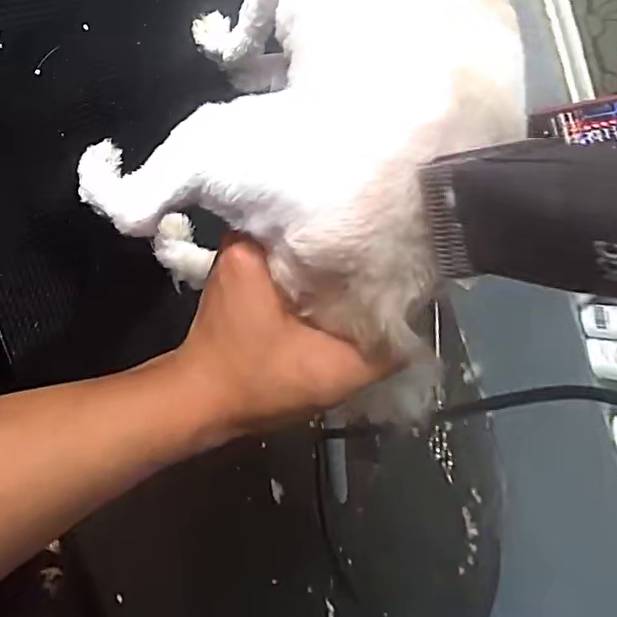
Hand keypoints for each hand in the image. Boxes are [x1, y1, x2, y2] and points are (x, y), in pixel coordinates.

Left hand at [169, 235, 396, 438]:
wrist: (202, 403)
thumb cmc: (255, 382)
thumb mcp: (328, 373)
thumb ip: (381, 352)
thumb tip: (415, 319)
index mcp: (255, 246)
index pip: (316, 213)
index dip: (356, 222)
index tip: (390, 228)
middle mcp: (244, 239)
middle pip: (308, 223)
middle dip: (346, 236)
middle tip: (388, 244)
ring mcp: (241, 254)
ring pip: (299, 241)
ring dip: (330, 254)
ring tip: (371, 259)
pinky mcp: (244, 272)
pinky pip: (287, 257)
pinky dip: (313, 269)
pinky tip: (341, 282)